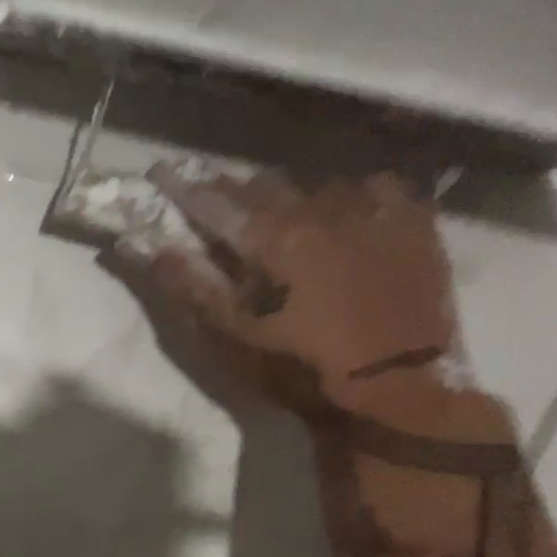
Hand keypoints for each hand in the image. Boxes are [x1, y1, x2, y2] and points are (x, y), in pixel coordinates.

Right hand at [111, 161, 498, 442]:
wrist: (399, 386)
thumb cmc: (302, 365)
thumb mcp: (234, 332)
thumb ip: (191, 285)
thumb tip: (140, 247)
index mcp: (276, 240)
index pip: (216, 204)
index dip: (183, 188)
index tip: (159, 171)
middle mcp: (325, 215)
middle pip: (267, 187)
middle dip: (232, 186)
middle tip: (208, 185)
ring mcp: (377, 217)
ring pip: (321, 184)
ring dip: (290, 191)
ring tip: (275, 201)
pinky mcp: (415, 229)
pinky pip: (383, 189)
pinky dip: (355, 192)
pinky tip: (346, 205)